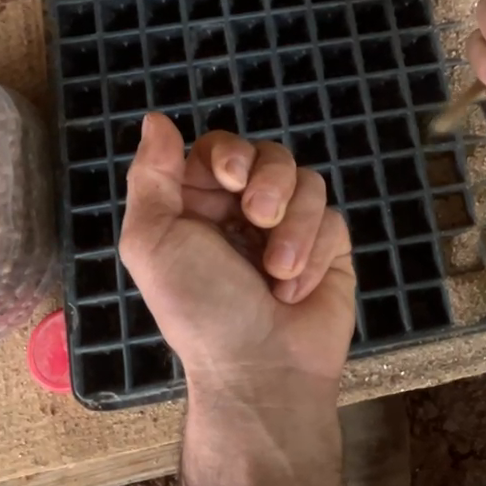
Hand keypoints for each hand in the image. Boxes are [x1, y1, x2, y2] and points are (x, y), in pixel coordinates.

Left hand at [118, 113, 356, 397]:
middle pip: (272, 156)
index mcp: (201, 205)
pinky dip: (316, 254)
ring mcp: (292, 228)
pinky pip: (334, 220)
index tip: (232, 179)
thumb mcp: (153, 243)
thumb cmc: (200, 307)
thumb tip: (155, 118)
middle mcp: (247, 211)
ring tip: (278, 272)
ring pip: (310, 183)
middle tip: (260, 219)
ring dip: (294, 228)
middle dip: (270, 185)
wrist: (262, 367)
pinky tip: (296, 289)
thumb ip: (151, 177)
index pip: (224, 148)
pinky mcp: (330, 248)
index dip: (232, 153)